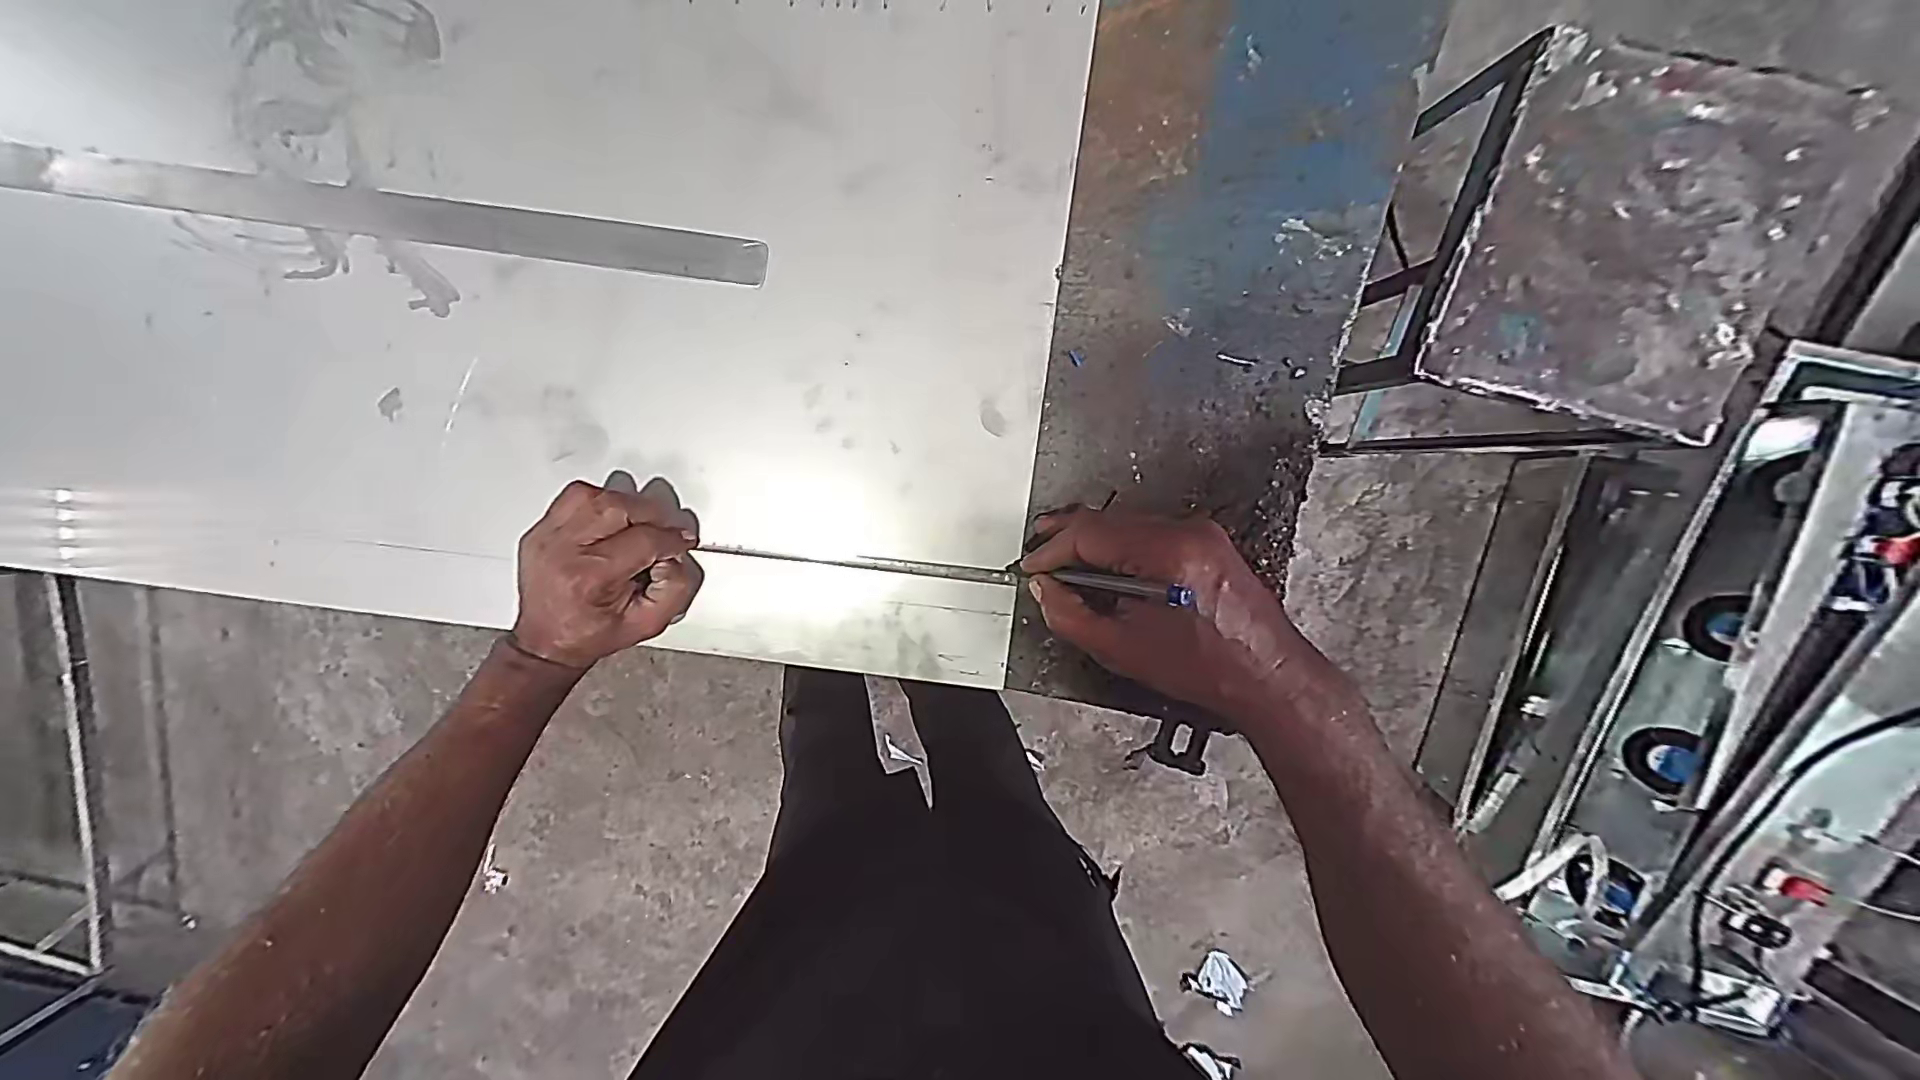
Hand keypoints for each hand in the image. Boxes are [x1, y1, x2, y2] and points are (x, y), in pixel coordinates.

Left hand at [510, 479, 704, 669]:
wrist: (549, 641)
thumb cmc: (593, 633)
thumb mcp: (650, 622)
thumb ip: (677, 586)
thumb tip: (677, 553)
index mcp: (590, 579)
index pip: (645, 540)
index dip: (673, 539)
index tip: (682, 543)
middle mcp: (563, 551)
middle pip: (619, 508)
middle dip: (654, 515)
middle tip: (665, 530)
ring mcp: (548, 537)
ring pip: (596, 496)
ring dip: (627, 504)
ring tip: (640, 522)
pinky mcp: (541, 528)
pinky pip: (574, 496)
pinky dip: (600, 500)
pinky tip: (612, 518)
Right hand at [1020, 508, 1328, 723]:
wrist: (1266, 676)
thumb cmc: (1208, 668)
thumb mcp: (1121, 650)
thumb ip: (1070, 616)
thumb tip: (1045, 591)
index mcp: (1168, 554)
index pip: (1090, 534)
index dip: (1051, 550)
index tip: (1033, 566)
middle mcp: (1187, 532)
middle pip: (1106, 520)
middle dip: (1066, 536)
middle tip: (1039, 550)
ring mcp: (1200, 533)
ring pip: (1125, 521)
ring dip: (1091, 538)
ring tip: (1064, 557)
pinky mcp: (1205, 540)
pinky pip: (1148, 530)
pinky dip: (1118, 543)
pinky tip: (1102, 560)